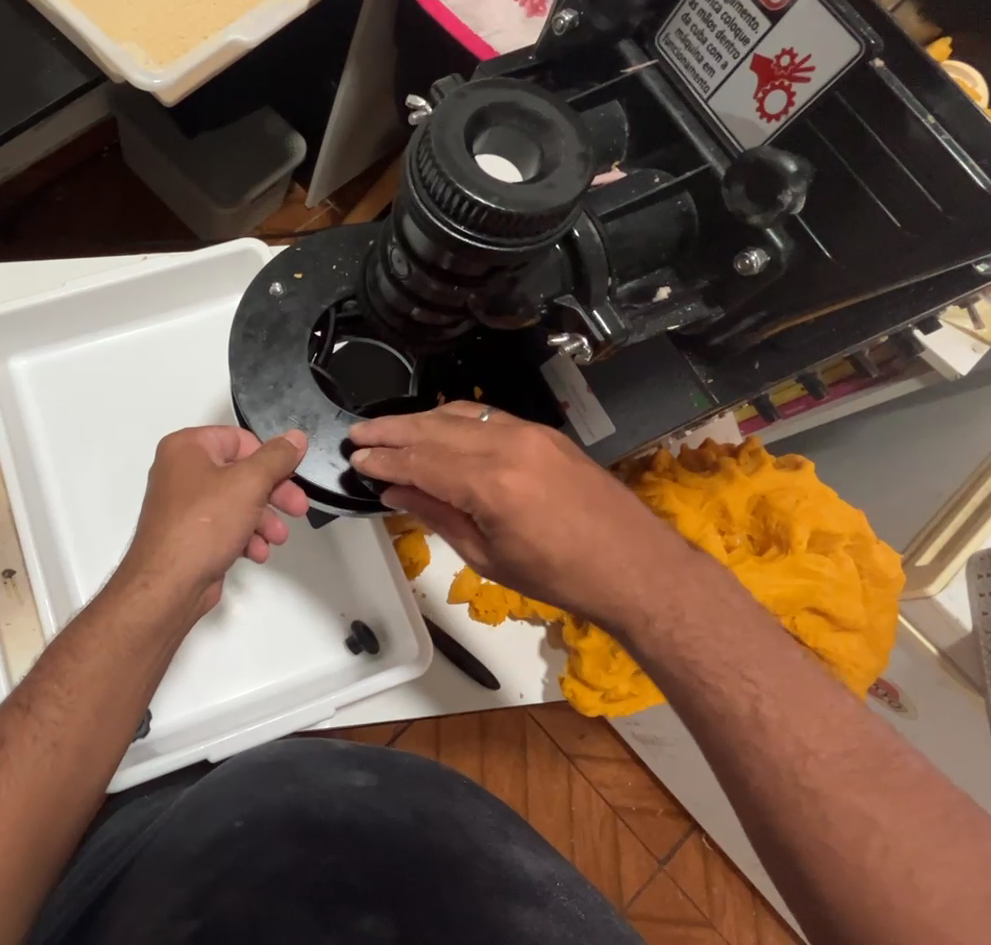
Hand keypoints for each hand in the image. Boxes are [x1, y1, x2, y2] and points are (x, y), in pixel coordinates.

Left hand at [117, 427, 310, 617]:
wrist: (169, 585)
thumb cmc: (202, 526)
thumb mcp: (249, 483)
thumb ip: (276, 458)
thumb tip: (294, 438)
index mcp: (186, 448)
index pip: (238, 440)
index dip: (269, 458)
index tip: (292, 476)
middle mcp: (181, 471)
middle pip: (241, 473)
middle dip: (272, 494)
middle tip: (297, 508)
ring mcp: (184, 505)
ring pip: (236, 502)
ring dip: (262, 520)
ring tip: (276, 537)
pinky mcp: (189, 534)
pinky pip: (225, 526)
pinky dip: (244, 536)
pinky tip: (257, 552)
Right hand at [348, 402, 715, 631]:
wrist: (634, 567)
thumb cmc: (558, 576)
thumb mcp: (486, 556)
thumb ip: (436, 515)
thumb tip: (394, 492)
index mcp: (490, 484)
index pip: (420, 461)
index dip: (384, 460)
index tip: (355, 459)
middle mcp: (507, 446)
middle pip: (433, 429)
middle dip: (391, 431)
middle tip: (358, 434)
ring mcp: (528, 433)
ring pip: (458, 414)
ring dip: (418, 420)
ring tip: (386, 428)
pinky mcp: (543, 433)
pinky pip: (485, 415)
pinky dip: (452, 418)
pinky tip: (434, 426)